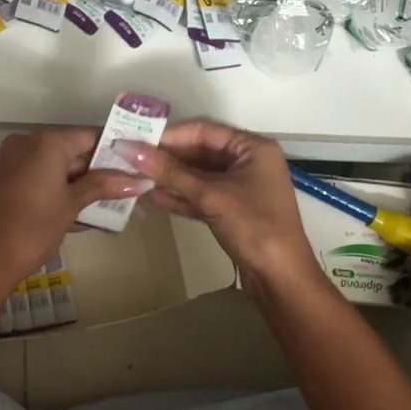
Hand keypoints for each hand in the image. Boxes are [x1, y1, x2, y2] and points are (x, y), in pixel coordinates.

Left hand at [0, 128, 150, 303]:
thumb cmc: (33, 227)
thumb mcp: (72, 205)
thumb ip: (104, 187)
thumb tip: (140, 180)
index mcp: (47, 141)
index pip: (91, 137)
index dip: (117, 153)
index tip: (140, 168)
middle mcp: (29, 143)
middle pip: (75, 153)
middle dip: (103, 176)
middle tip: (133, 195)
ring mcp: (15, 162)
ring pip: (60, 170)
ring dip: (85, 189)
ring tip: (117, 210)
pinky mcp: (8, 182)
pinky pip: (44, 181)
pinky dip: (63, 194)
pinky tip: (88, 217)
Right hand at [113, 119, 322, 288]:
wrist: (280, 278)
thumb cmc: (254, 226)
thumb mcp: (210, 196)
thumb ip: (170, 172)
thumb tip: (130, 149)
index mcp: (252, 148)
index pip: (204, 131)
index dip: (169, 135)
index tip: (136, 139)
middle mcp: (248, 161)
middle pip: (199, 151)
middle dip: (167, 158)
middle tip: (130, 159)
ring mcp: (240, 186)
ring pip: (198, 174)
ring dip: (169, 177)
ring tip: (135, 177)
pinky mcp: (232, 209)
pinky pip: (201, 194)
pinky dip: (180, 196)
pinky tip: (152, 197)